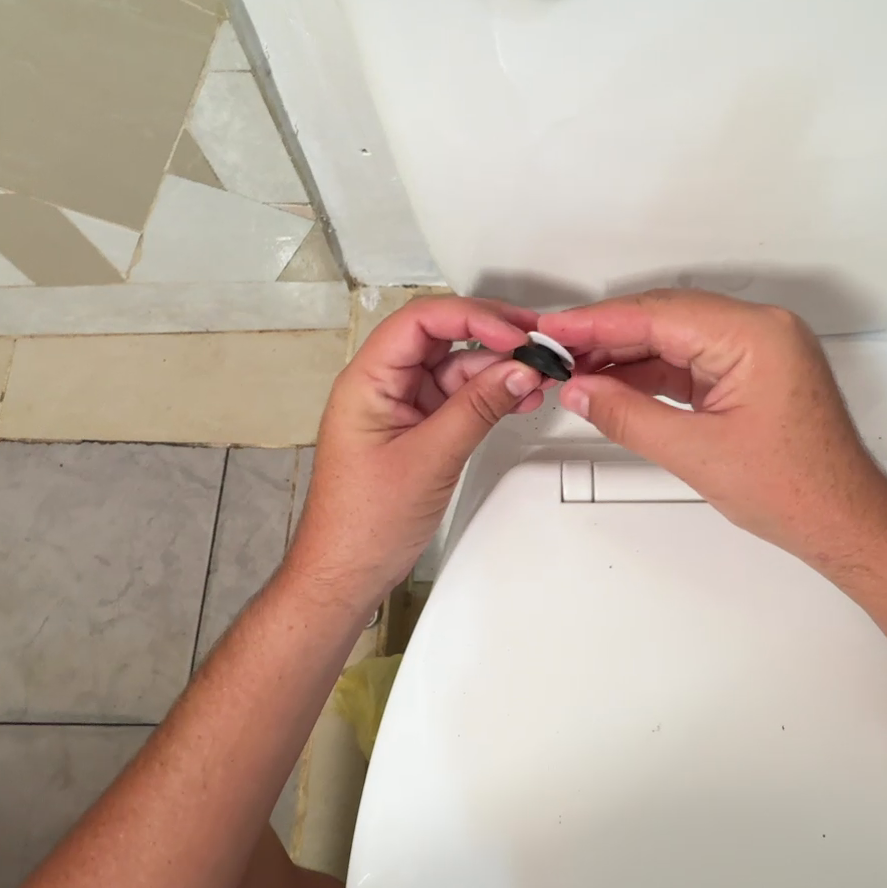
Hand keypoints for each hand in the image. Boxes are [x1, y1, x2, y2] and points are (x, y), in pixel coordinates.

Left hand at [287, 296, 547, 603]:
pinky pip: (461, 397)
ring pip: (457, 367)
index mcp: (367, 381)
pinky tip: (519, 397)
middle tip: (534, 342)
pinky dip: (493, 395)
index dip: (471, 317)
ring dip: (499, 368)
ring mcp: (404, 405)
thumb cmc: (361, 523)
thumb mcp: (429, 459)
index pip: (421, 321)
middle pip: (442, 336)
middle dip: (492, 335)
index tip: (512, 334)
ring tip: (537, 376)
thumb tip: (517, 371)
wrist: (349, 570)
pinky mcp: (421, 427)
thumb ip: (477, 409)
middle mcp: (384, 385)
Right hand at [540, 289, 886, 574]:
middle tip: (557, 348)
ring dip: (625, 354)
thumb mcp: (695, 453)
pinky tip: (614, 383)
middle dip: (607, 335)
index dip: (599, 321)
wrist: (842, 522)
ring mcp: (756, 350)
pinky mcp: (749, 372)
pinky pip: (689, 360)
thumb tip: (582, 391)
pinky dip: (649, 372)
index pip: (659, 314)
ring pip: (674, 338)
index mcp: (756, 336)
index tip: (557, 327)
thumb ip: (628, 416)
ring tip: (577, 369)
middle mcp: (760, 331)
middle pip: (665, 318)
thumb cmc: (798, 490)